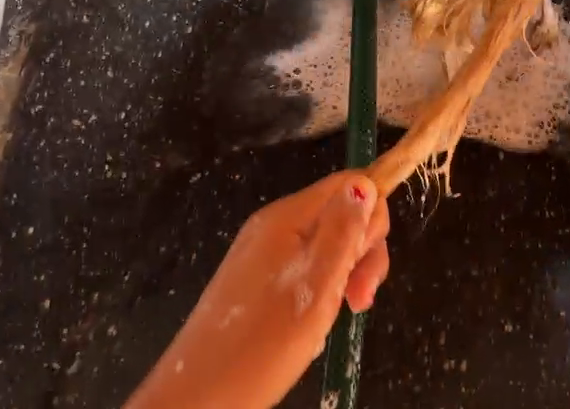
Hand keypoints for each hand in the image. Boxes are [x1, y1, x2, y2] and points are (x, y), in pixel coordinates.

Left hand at [127, 171, 391, 408]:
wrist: (196, 402)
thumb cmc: (263, 344)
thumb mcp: (317, 285)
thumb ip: (344, 231)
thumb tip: (364, 183)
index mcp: (287, 217)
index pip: (348, 183)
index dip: (373, 214)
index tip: (369, 262)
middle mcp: (275, 225)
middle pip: (341, 213)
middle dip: (362, 251)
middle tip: (361, 299)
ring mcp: (264, 253)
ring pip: (327, 243)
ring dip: (346, 274)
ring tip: (344, 313)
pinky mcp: (258, 280)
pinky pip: (307, 268)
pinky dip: (322, 290)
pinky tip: (315, 324)